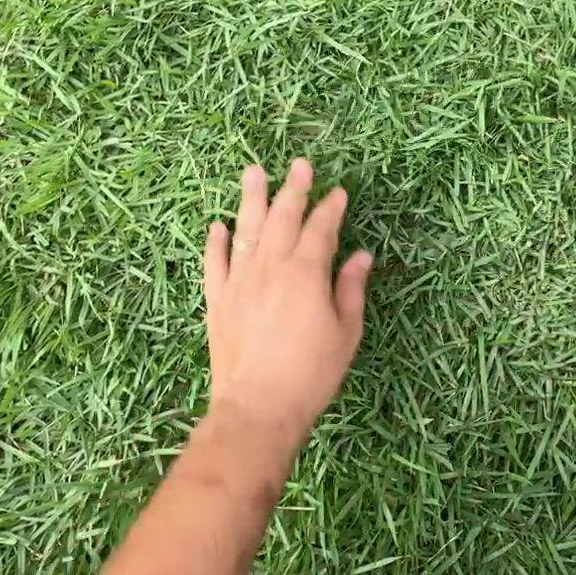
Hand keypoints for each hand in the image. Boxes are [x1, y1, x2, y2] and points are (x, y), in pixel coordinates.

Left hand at [201, 159, 372, 455]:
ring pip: (246, 230)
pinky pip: (214, 263)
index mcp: (306, 272)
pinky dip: (216, 243)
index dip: (331, 208)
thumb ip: (350, 289)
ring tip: (254, 172)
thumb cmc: (312, 373)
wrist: (257, 409)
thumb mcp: (346, 332)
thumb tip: (361, 255)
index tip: (339, 192)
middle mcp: (271, 267)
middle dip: (293, 189)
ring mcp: (240, 282)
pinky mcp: (217, 301)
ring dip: (251, 199)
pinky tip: (219, 225)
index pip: (321, 229)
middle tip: (299, 165)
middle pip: (282, 218)